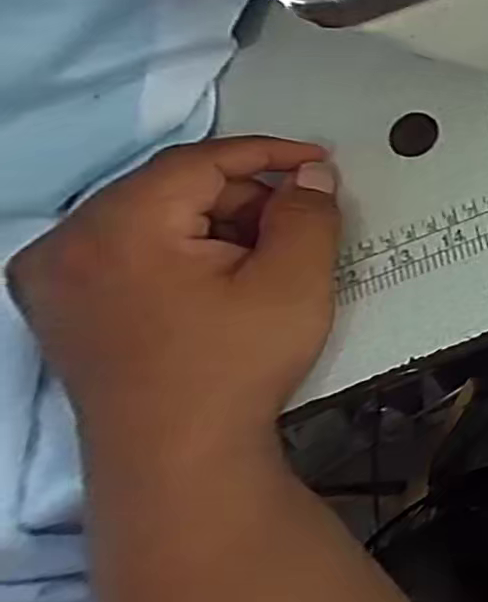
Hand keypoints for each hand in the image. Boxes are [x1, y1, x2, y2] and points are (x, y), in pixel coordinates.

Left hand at [6, 137, 340, 453]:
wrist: (178, 448)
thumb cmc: (237, 360)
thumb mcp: (296, 278)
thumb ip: (308, 214)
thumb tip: (310, 176)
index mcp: (116, 233)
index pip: (197, 162)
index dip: (267, 152)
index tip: (320, 161)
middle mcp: (64, 246)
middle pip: (171, 186)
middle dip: (245, 195)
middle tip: (299, 225)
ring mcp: (54, 277)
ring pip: (153, 214)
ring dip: (220, 221)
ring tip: (266, 260)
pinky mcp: (64, 301)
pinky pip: (132, 244)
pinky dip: (188, 244)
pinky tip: (225, 277)